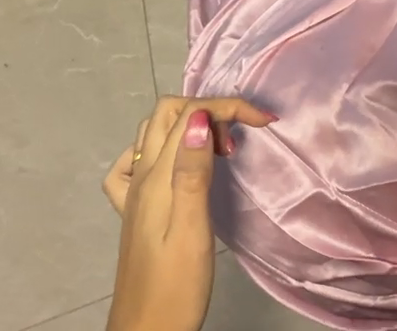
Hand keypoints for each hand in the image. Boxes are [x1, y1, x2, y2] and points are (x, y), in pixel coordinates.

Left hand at [104, 96, 275, 330]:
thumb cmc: (176, 288)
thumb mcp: (192, 230)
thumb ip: (193, 172)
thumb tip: (198, 119)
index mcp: (157, 178)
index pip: (190, 116)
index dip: (228, 108)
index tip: (264, 122)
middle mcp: (140, 178)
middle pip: (168, 114)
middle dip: (209, 110)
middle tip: (238, 139)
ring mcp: (133, 194)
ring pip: (153, 133)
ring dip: (190, 126)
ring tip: (219, 151)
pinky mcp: (134, 212)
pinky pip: (133, 163)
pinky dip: (155, 150)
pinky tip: (173, 167)